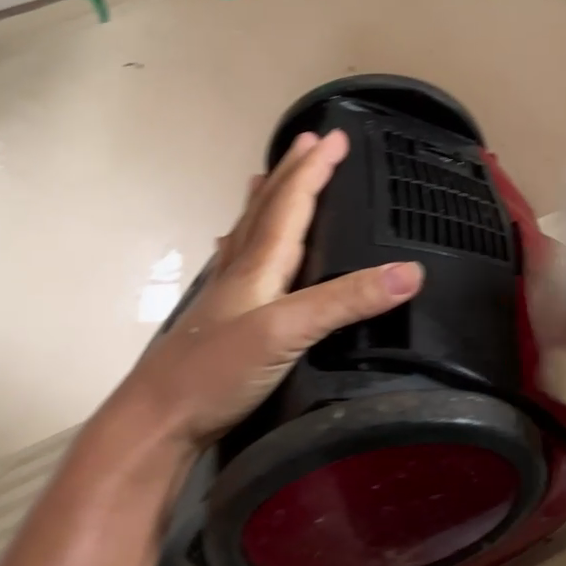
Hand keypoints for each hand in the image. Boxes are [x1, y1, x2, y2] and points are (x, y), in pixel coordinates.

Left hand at [104, 129, 424, 451]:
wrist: (153, 428)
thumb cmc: (215, 374)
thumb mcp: (287, 333)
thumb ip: (347, 300)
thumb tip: (411, 272)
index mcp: (258, 265)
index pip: (291, 204)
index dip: (315, 170)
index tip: (338, 138)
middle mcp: (241, 271)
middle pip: (268, 208)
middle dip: (293, 172)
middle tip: (312, 141)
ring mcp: (227, 296)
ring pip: (250, 232)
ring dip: (267, 199)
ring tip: (271, 175)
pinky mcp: (222, 322)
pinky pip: (239, 262)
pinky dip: (246, 241)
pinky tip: (237, 248)